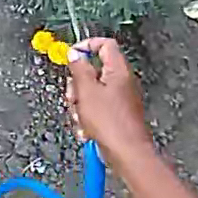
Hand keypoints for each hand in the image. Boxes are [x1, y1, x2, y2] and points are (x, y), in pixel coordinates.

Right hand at [64, 37, 155, 168]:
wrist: (126, 153)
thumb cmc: (110, 123)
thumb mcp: (86, 91)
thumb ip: (79, 69)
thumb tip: (75, 53)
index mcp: (118, 70)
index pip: (104, 44)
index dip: (86, 46)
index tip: (71, 57)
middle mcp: (122, 82)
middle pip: (93, 70)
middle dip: (77, 83)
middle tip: (74, 95)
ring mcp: (120, 98)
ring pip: (91, 91)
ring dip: (80, 103)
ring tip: (81, 116)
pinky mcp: (116, 114)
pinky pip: (95, 108)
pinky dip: (87, 116)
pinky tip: (87, 128)